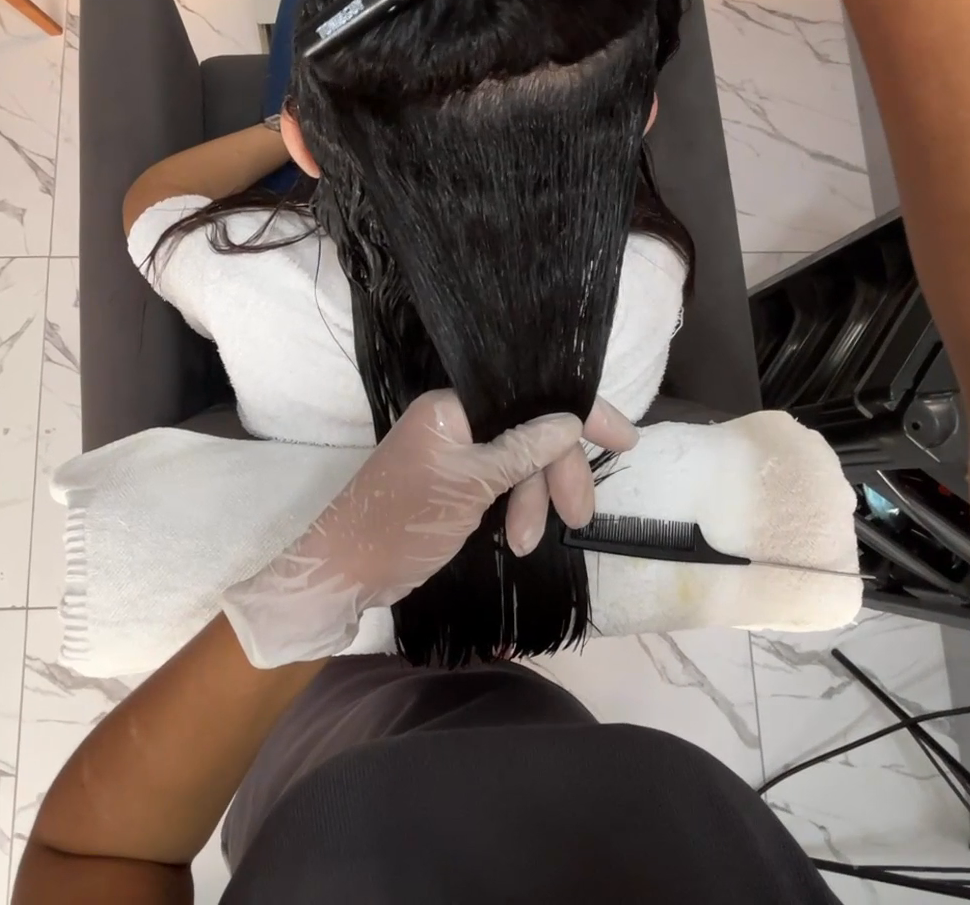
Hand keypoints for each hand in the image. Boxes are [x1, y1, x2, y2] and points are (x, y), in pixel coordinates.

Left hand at [221, 390, 638, 667]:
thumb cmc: (401, 522)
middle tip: (579, 515)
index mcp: (452, 406)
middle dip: (555, 474)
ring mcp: (452, 455)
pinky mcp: (451, 485)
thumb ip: (523, 450)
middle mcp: (454, 422)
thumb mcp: (469, 486)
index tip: (625, 440)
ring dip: (530, 502)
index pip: (527, 395)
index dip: (579, 413)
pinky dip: (512, 509)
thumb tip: (569, 419)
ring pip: (515, 465)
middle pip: (527, 433)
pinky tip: (518, 538)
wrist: (344, 573)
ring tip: (526, 543)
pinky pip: (498, 486)